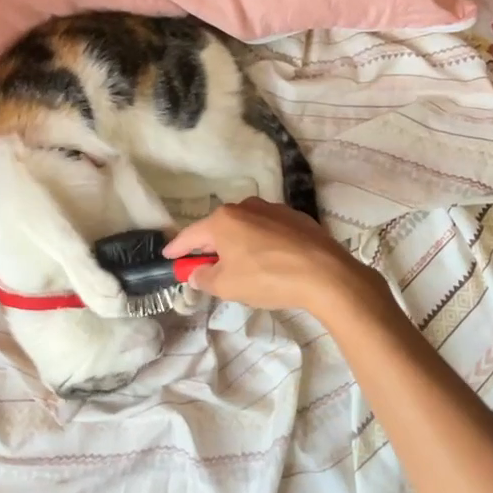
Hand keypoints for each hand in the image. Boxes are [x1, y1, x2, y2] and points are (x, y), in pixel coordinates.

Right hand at [162, 198, 386, 316]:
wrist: (324, 273)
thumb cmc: (267, 278)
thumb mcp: (228, 285)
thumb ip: (205, 278)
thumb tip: (195, 273)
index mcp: (223, 220)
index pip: (191, 235)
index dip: (178, 248)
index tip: (168, 256)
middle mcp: (245, 206)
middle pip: (219, 228)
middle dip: (210, 246)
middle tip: (204, 265)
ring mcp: (272, 209)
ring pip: (245, 227)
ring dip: (238, 244)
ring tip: (241, 266)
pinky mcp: (296, 217)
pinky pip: (268, 230)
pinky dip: (261, 243)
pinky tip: (269, 261)